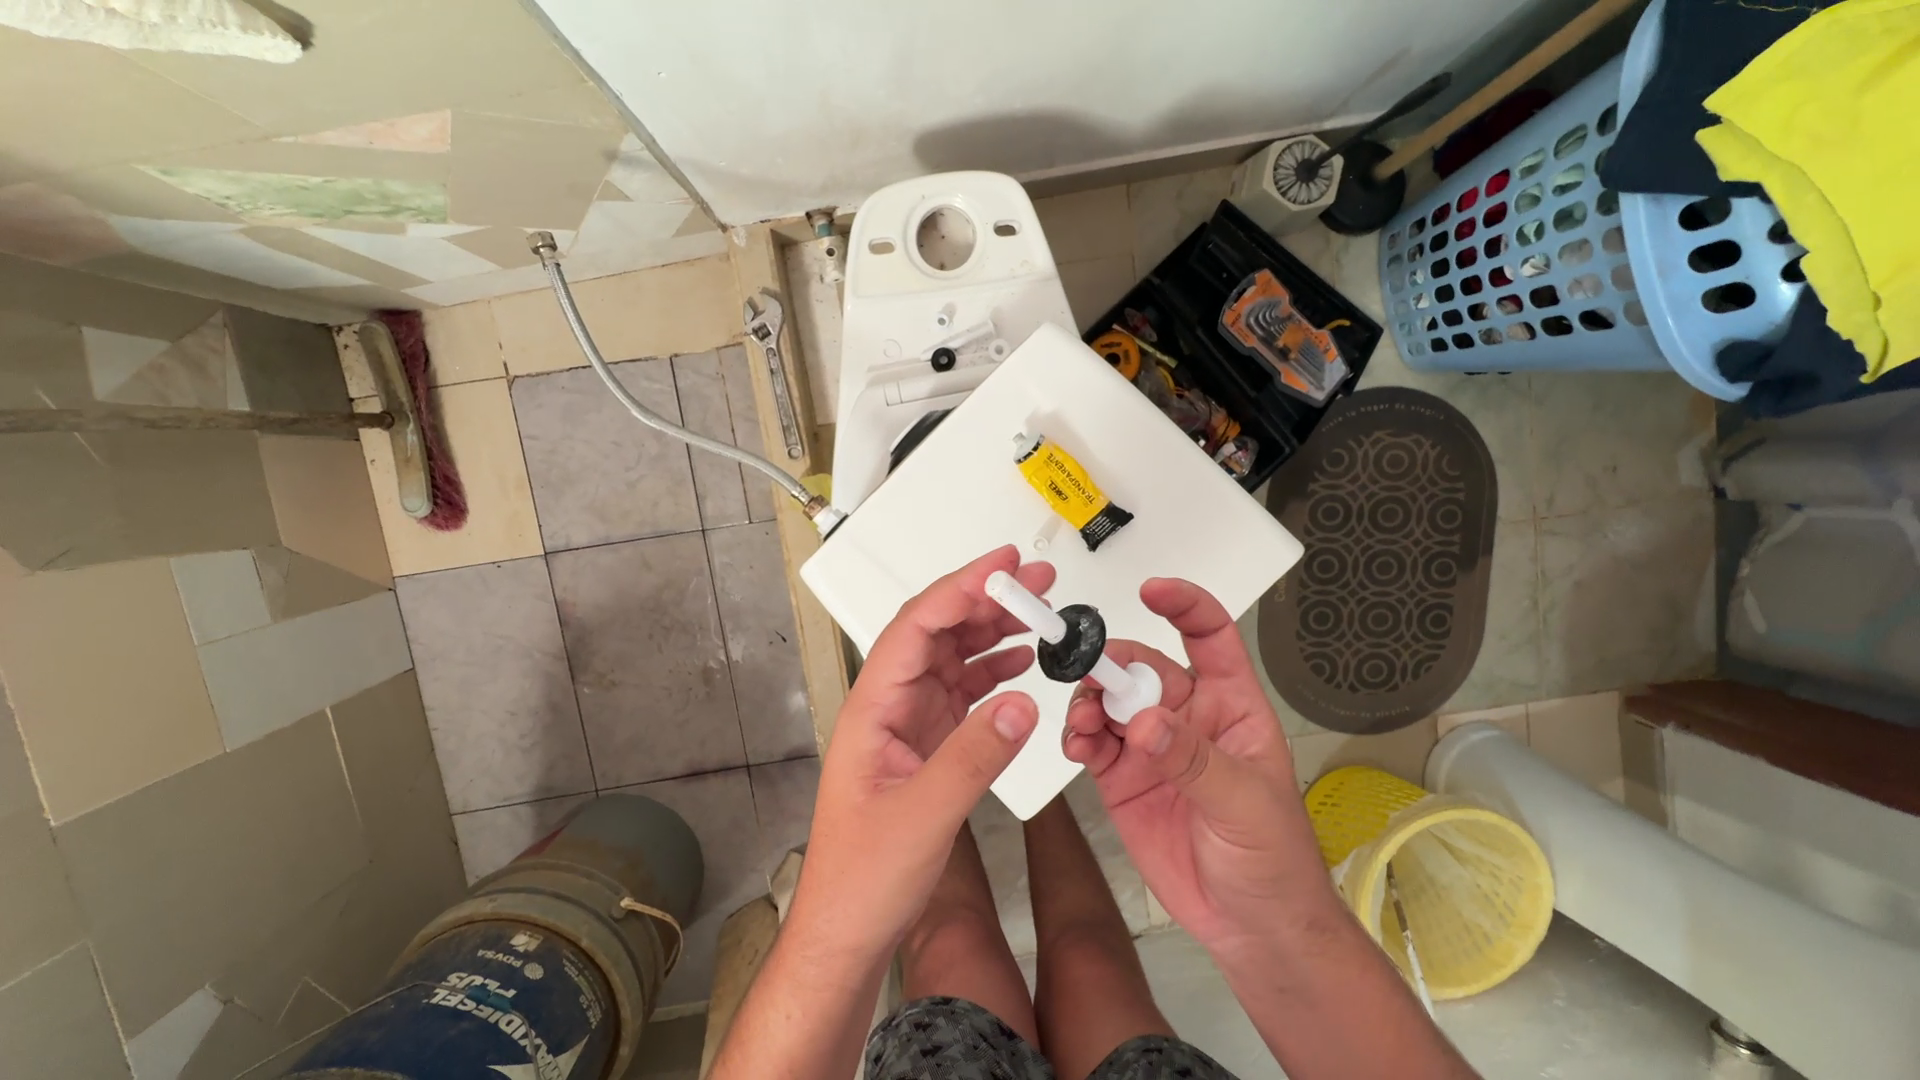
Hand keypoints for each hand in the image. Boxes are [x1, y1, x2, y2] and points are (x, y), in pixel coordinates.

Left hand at [794, 545, 1055, 954]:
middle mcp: (888, 706)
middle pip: (937, 633)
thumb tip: (1022, 703)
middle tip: (1036, 581)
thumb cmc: (863, 877)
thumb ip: (973, 757)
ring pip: (952, 659)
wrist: (848, 928)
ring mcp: (909, 724)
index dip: (959, 589)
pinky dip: (993, 673)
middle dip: (984, 599)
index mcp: (872, 708)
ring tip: (1038, 613)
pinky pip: (963, 693)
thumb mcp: (923, 816)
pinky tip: (1020, 665)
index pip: (916, 627)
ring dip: (992, 631)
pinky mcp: (927, 745)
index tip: (1004, 566)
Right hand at [1062, 578, 1337, 950]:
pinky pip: (1093, 742)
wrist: (1249, 926)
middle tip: (1093, 680)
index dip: (1185, 607)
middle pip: (1143, 668)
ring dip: (1090, 701)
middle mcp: (1188, 719)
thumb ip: (1194, 760)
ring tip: (1084, 724)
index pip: (1211, 638)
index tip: (1153, 590)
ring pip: (1111, 701)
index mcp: (1232, 708)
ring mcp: (1152, 747)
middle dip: (1114, 665)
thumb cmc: (1275, 859)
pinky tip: (1078, 746)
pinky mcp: (1123, 778)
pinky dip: (1078, 736)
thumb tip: (1146, 722)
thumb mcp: (1245, 804)